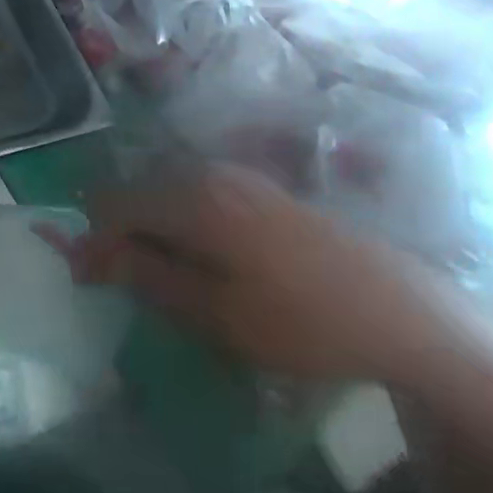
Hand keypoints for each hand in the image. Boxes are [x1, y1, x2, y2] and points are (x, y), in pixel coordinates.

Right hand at [79, 165, 492, 384]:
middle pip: (136, 193)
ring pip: (165, 192)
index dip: (92, 241)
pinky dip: (180, 221)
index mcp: (190, 200)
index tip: (90, 279)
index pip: (111, 205)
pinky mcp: (259, 186)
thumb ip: (145, 277)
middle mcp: (207, 173)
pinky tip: (202, 258)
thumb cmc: (301, 319)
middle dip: (118, 234)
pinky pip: (196, 193)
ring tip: (162, 276)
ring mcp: (236, 175)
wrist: (402, 312)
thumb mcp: (215, 313)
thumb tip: (92, 254)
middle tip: (125, 282)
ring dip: (150, 229)